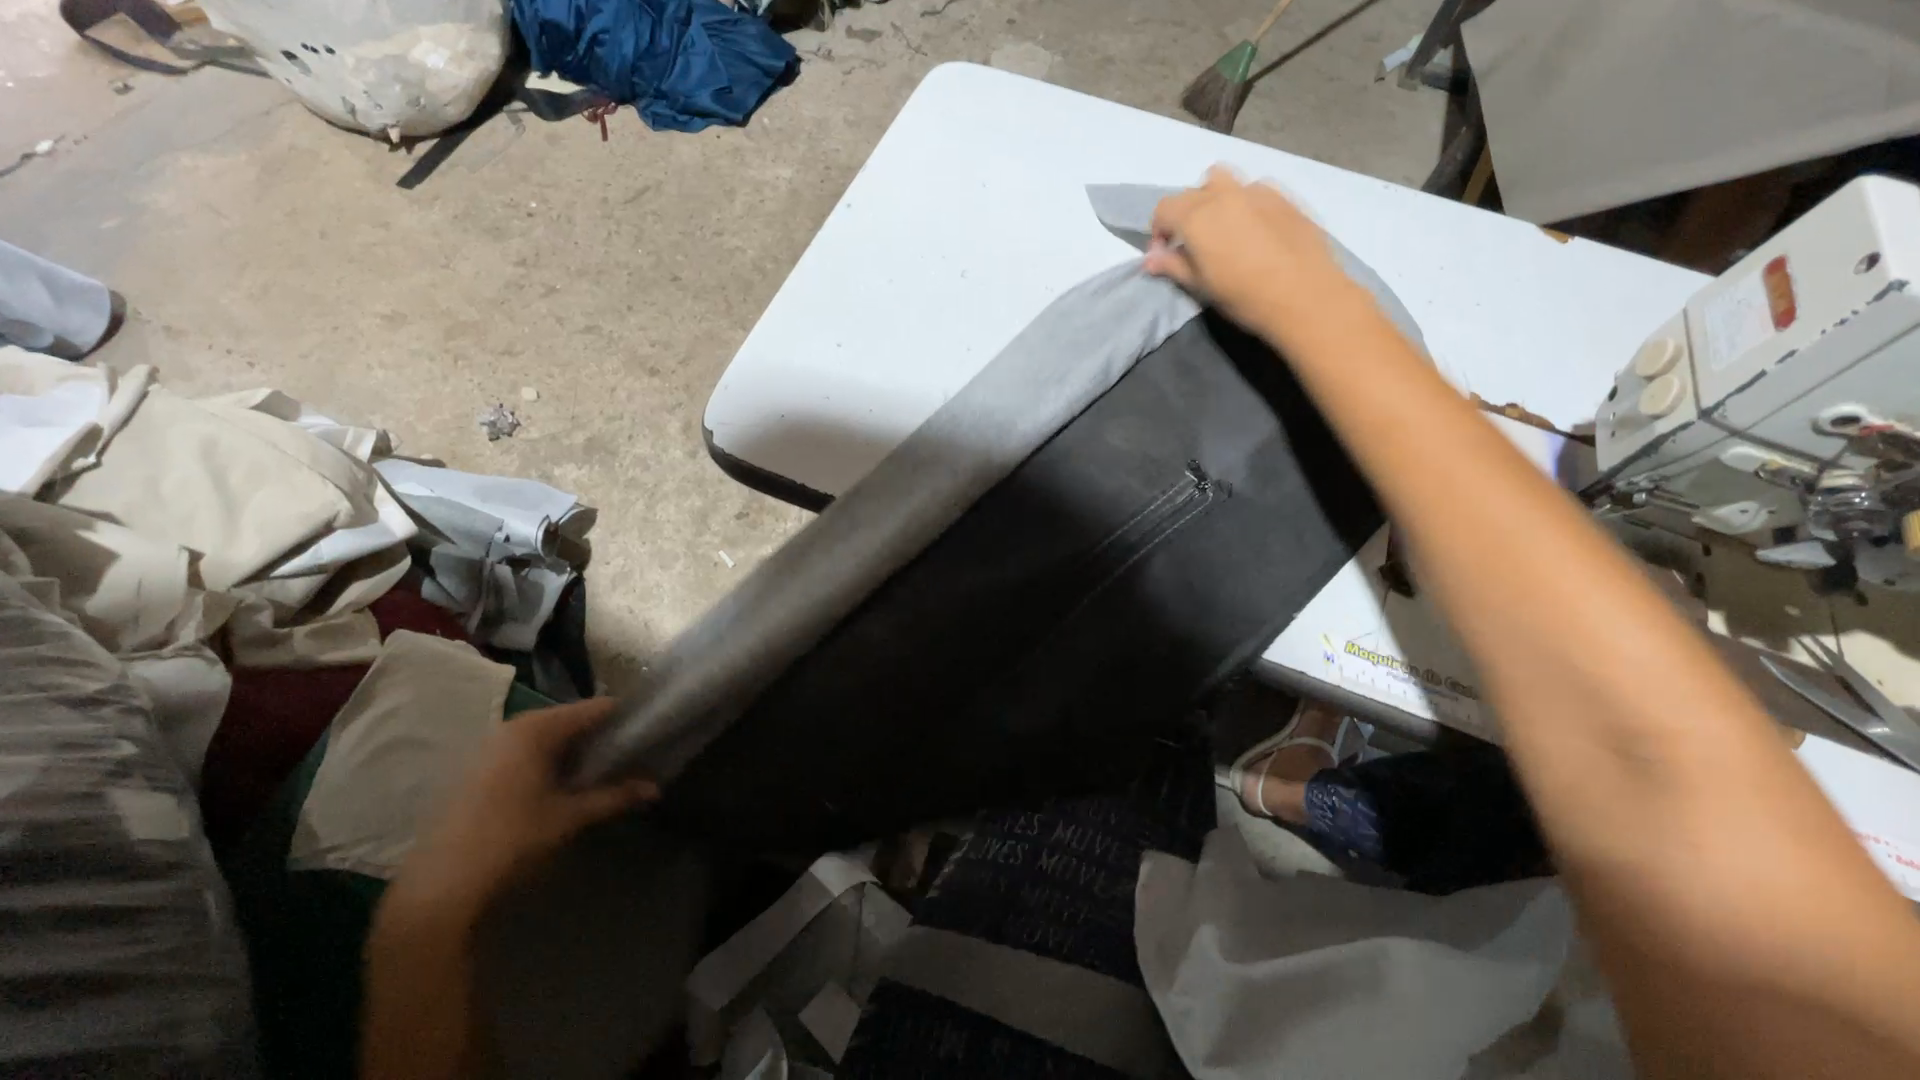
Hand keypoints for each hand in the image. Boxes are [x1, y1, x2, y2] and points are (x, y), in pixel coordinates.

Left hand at [387, 697, 659, 922]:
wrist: (442, 886)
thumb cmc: (513, 840)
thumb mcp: (571, 817)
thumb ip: (615, 796)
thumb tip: (655, 788)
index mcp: (537, 728)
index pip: (596, 708)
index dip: (626, 719)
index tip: (650, 735)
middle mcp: (512, 727)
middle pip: (571, 721)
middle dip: (602, 739)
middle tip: (631, 761)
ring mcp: (490, 748)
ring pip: (548, 739)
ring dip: (576, 754)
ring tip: (603, 777)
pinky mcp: (478, 771)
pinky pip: (526, 754)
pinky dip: (550, 765)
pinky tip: (564, 791)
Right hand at [1145, 166, 1360, 334]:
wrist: (1305, 296)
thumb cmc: (1245, 297)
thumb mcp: (1201, 287)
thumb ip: (1173, 266)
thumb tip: (1150, 259)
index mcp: (1197, 216)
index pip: (1164, 209)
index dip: (1158, 231)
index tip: (1165, 254)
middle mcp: (1223, 194)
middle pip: (1191, 192)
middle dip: (1185, 215)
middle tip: (1193, 244)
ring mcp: (1256, 190)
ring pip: (1222, 180)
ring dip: (1213, 197)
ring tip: (1223, 227)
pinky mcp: (1284, 196)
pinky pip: (1254, 189)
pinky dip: (1245, 202)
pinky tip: (1256, 229)